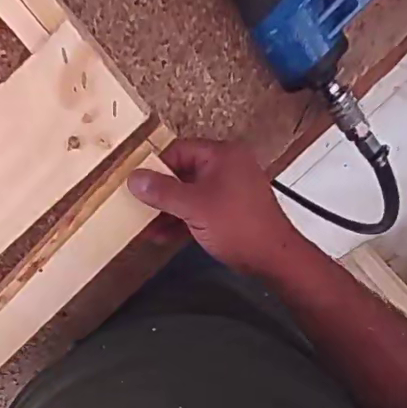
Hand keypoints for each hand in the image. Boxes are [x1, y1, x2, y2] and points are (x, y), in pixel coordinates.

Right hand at [127, 139, 313, 276]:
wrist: (272, 257)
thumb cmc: (239, 226)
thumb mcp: (193, 206)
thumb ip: (162, 191)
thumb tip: (135, 179)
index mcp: (222, 155)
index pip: (180, 150)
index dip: (157, 166)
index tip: (138, 183)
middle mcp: (228, 167)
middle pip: (184, 173)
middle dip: (160, 193)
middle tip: (138, 204)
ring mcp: (231, 190)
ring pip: (191, 195)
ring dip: (169, 210)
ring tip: (146, 225)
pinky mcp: (231, 211)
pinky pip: (200, 210)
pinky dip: (183, 220)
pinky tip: (164, 235)